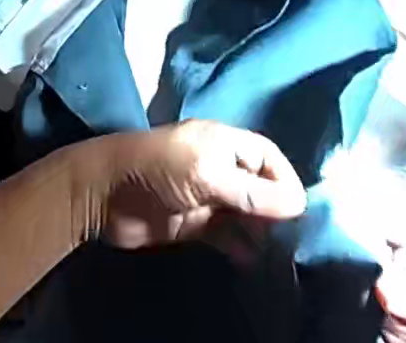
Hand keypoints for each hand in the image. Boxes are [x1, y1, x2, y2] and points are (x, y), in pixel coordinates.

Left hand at [71, 120, 306, 248]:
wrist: (106, 194)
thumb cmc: (156, 169)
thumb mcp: (206, 173)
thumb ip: (250, 190)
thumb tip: (298, 203)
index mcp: (220, 142)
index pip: (266, 154)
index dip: (285, 178)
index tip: (299, 211)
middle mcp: (217, 165)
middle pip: (261, 185)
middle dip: (279, 209)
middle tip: (295, 240)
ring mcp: (207, 195)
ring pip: (248, 214)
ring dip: (264, 232)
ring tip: (279, 255)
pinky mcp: (196, 223)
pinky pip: (230, 236)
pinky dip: (244, 248)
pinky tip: (253, 262)